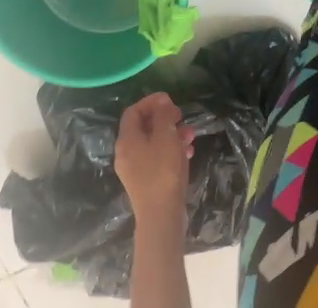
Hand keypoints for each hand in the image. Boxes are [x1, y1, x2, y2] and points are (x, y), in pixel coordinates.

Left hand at [115, 92, 193, 224]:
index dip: (150, 102)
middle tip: (181, 116)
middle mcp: (126, 153)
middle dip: (164, 118)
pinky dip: (171, 151)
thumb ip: (163, 116)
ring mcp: (135, 170)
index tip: (170, 100)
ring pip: (153, 143)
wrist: (161, 217)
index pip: (133, 111)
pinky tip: (188, 153)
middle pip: (143, 127)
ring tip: (191, 135)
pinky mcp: (146, 183)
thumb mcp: (166, 137)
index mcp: (127, 140)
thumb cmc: (163, 172)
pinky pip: (157, 158)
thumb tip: (161, 103)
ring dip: (171, 134)